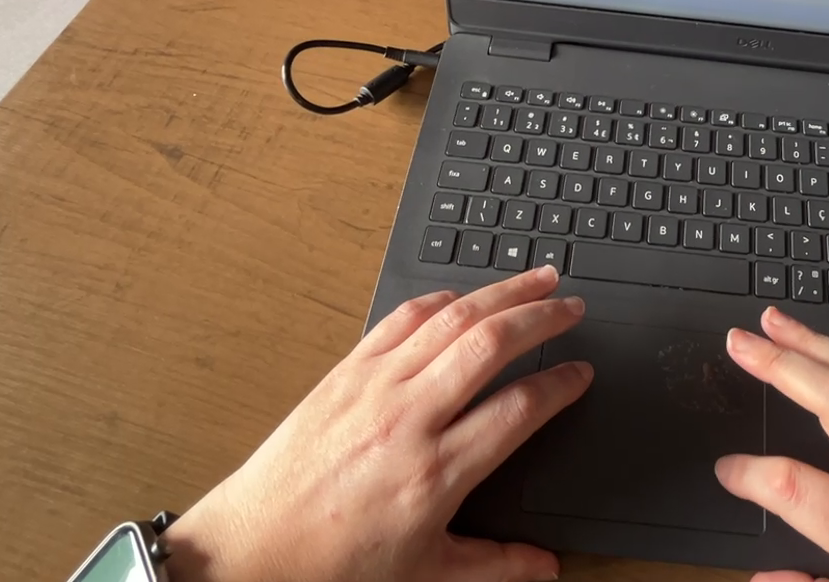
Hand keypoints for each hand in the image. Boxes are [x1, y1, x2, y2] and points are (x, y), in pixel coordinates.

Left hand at [164, 266, 590, 581]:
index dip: (561, 384)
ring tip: (539, 277)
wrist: (246, 555)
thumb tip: (547, 567)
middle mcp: (411, 418)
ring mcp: (377, 385)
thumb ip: (494, 566)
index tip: (582, 372)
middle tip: (573, 306)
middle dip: (542, 316)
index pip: (520, 408)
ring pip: (454, 317)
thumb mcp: (423, 575)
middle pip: (492, 345)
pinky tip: (467, 293)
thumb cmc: (332, 568)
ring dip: (504, 291)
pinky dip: (443, 298)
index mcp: (436, 474)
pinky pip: (404, 316)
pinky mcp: (348, 368)